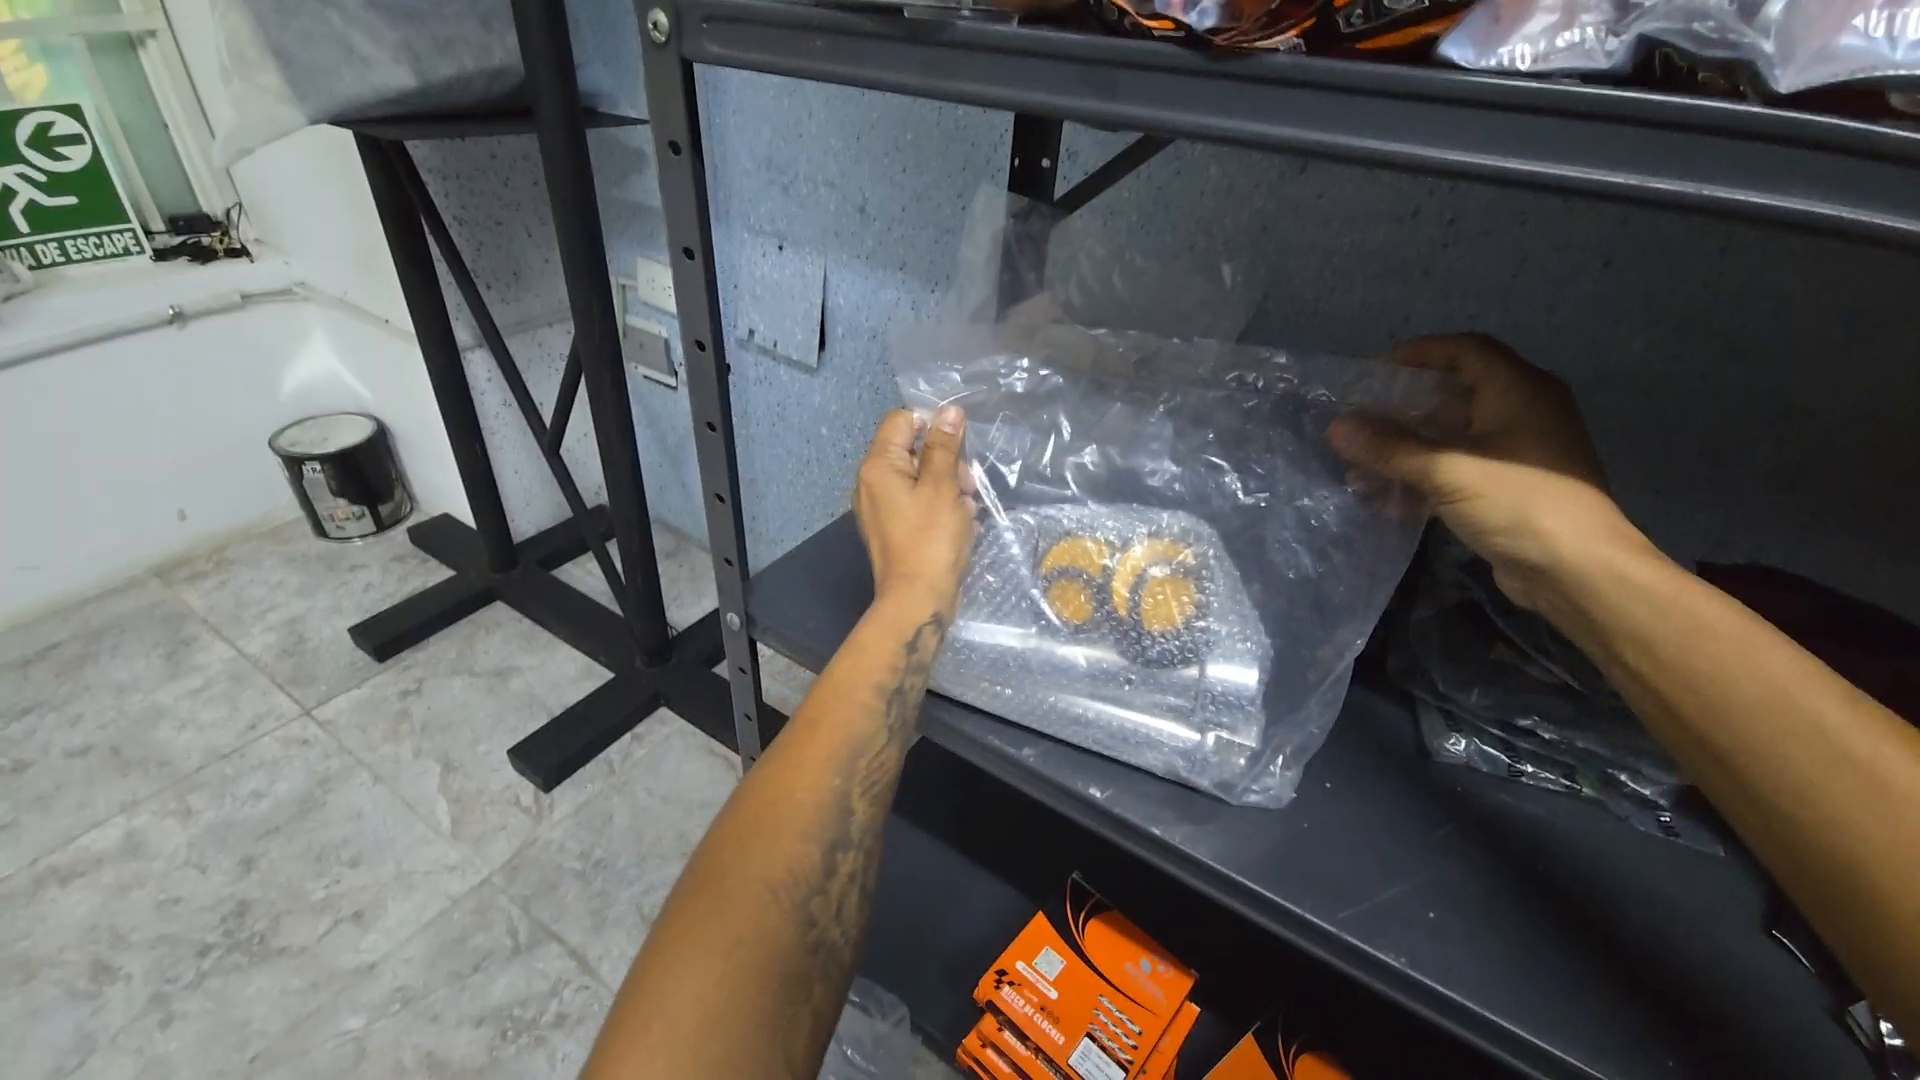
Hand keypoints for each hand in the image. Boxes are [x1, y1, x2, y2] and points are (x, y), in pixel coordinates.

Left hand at [855, 406, 978, 614]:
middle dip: (947, 462)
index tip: (959, 445)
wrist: (916, 600)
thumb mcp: (942, 487)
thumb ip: (944, 447)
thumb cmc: (930, 540)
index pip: (901, 420)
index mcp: (878, 466)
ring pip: (920, 479)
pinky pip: (918, 503)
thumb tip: (948, 411)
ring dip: (949, 487)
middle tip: (969, 486)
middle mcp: (871, 483)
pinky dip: (940, 507)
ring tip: (967, 510)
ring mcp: (880, 508)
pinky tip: (961, 523)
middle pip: (912, 450)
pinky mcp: (892, 528)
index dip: (932, 424)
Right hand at [1328, 334, 1651, 610]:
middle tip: (1357, 422)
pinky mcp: (1507, 487)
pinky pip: (1456, 468)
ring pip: (1450, 436)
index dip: (1416, 354)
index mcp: (1519, 391)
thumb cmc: (1520, 504)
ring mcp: (1517, 451)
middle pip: (1452, 394)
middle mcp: (1522, 412)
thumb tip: (1337, 427)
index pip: (1464, 351)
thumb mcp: (1448, 471)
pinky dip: (1421, 476)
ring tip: (1359, 468)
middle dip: (1400, 409)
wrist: (1579, 571)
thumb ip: (1390, 448)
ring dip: (1404, 449)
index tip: (1369, 372)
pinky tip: (1386, 497)